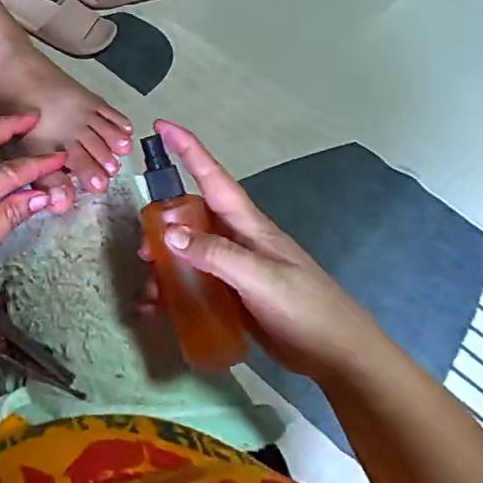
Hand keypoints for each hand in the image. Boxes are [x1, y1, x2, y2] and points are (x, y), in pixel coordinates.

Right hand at [135, 119, 382, 379]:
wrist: (339, 356)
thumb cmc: (307, 309)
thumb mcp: (261, 279)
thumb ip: (216, 254)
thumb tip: (168, 232)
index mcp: (247, 224)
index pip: (212, 177)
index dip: (188, 149)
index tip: (161, 126)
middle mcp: (236, 239)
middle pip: (189, 217)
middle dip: (161, 224)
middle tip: (143, 248)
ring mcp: (233, 268)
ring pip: (186, 252)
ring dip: (164, 265)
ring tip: (149, 290)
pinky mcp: (230, 294)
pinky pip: (191, 283)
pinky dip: (172, 293)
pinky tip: (159, 310)